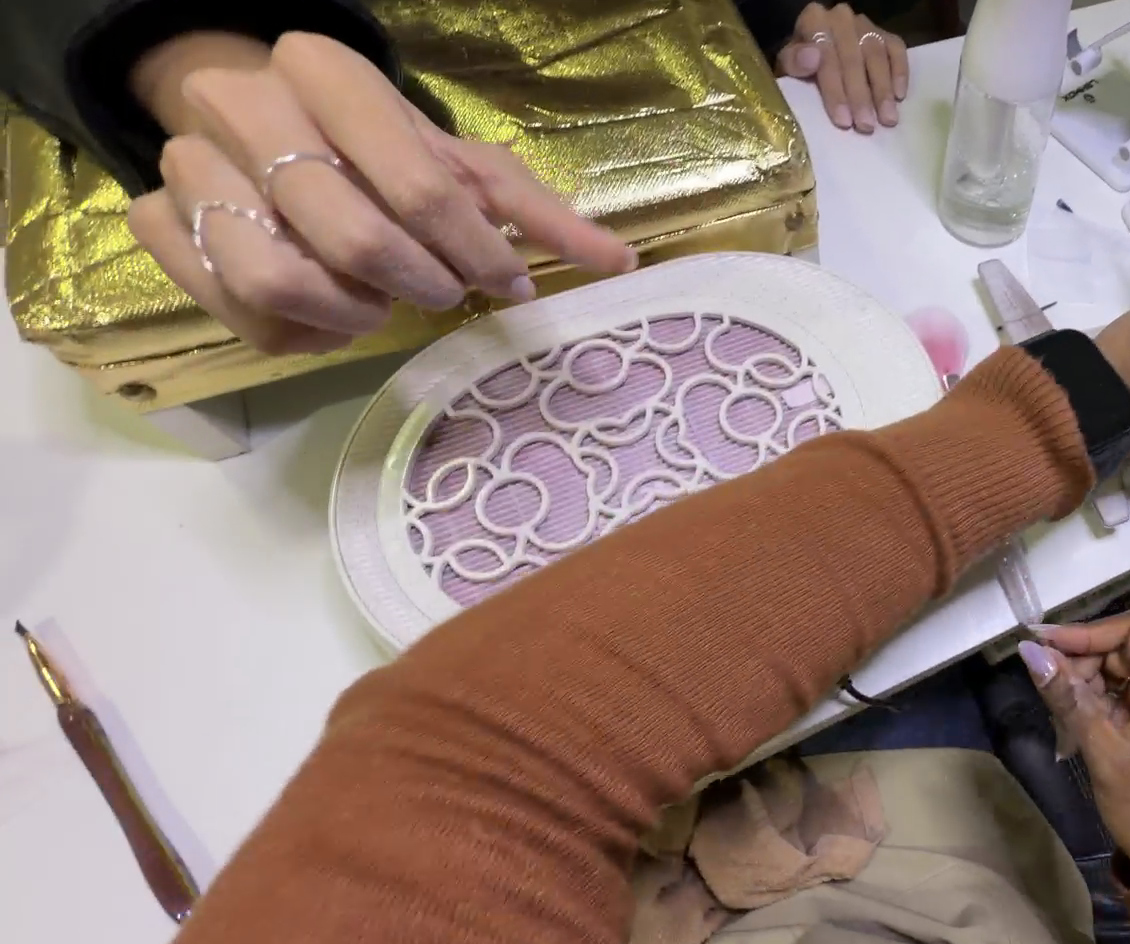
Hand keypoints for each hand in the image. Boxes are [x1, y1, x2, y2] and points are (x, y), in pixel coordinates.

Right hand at [126, 32, 636, 355]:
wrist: (280, 127)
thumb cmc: (393, 154)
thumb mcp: (473, 172)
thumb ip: (545, 217)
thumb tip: (623, 262)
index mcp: (332, 76)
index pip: (427, 191)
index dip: (481, 256)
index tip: (510, 284)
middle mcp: (244, 106)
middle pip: (358, 240)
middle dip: (423, 285)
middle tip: (442, 290)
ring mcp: (187, 163)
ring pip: (280, 280)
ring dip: (354, 313)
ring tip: (381, 302)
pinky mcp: (159, 223)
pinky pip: (240, 314)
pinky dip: (304, 334)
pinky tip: (335, 314)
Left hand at [776, 3, 909, 132]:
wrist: (819, 61)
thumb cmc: (804, 70)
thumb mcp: (789, 68)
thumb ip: (794, 63)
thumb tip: (812, 58)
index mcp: (814, 20)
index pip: (826, 55)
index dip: (835, 90)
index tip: (843, 121)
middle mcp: (841, 17)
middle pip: (853, 57)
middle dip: (860, 95)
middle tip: (866, 126)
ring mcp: (866, 25)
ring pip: (876, 54)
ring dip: (882, 89)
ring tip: (887, 119)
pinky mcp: (886, 35)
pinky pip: (897, 50)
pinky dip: (900, 72)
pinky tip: (900, 96)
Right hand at [1019, 614, 1129, 928]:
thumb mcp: (1104, 750)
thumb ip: (1067, 696)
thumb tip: (1028, 651)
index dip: (1085, 631)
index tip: (1041, 641)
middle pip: (1121, 649)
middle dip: (1079, 660)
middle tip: (1044, 680)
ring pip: (1113, 671)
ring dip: (1080, 683)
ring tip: (1056, 707)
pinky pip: (1115, 695)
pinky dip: (1088, 702)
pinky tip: (1067, 719)